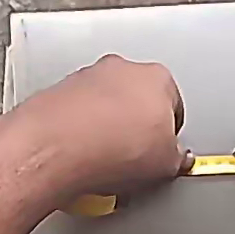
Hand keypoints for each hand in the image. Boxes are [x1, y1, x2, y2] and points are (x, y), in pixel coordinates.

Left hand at [0, 55, 193, 201]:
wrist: (59, 147)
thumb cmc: (111, 146)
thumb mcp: (165, 164)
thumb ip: (177, 158)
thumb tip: (176, 160)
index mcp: (157, 77)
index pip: (174, 107)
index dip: (169, 137)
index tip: (162, 154)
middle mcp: (121, 69)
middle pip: (137, 103)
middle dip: (136, 131)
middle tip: (133, 160)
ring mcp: (86, 78)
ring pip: (104, 108)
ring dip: (106, 132)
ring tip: (103, 165)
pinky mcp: (58, 94)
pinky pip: (76, 118)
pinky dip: (79, 135)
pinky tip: (80, 160)